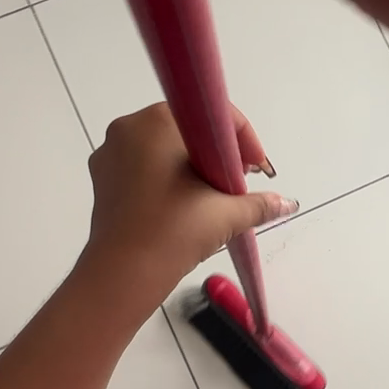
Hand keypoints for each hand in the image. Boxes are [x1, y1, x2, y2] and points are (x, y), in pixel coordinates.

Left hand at [79, 103, 293, 302]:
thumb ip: (259, 203)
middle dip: (217, 154)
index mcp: (158, 122)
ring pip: (164, 148)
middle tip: (237, 183)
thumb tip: (286, 203)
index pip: (212, 115)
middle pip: (188, 130)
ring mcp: (110, 153)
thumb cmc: (175, 231)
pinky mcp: (102, 179)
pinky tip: (183, 207)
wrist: (124, 274)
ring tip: (212, 199)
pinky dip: (166, 179)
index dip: (242, 140)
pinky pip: (143, 167)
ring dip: (192, 167)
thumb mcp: (226, 214)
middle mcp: (129, 127)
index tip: (255, 169)